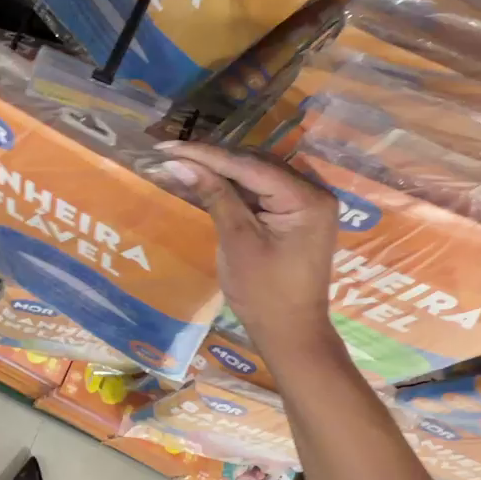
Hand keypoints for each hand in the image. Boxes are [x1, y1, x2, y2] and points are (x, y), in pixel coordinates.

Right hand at [157, 142, 339, 352]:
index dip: (205, 155)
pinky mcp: (294, 214)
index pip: (248, 165)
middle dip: (210, 158)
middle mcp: (312, 192)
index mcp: (306, 198)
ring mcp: (305, 203)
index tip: (168, 147)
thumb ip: (214, 196)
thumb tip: (179, 164)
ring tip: (179, 164)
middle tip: (168, 154)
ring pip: (254, 173)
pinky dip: (231, 187)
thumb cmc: (264, 292)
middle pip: (253, 163)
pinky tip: (202, 182)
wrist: (290, 331)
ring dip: (218, 170)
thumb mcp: (236, 241)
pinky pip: (259, 191)